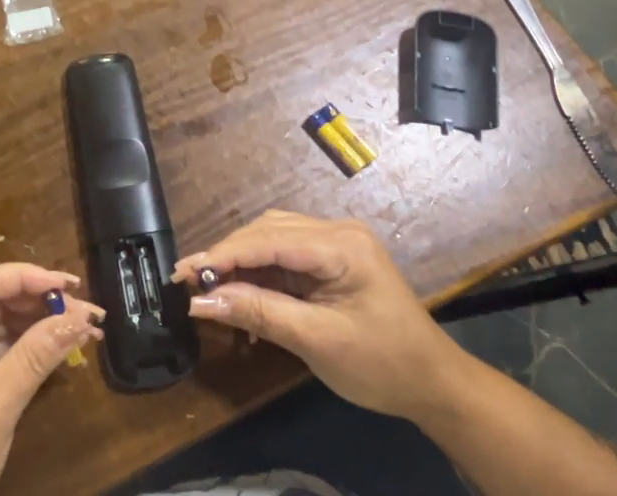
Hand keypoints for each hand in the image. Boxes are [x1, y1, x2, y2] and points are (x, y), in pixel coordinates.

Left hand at [0, 264, 103, 495]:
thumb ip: (35, 358)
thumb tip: (79, 317)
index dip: (28, 277)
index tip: (70, 286)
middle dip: (42, 300)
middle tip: (89, 312)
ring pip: (2, 321)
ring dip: (42, 321)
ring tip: (86, 327)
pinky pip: (1, 346)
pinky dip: (32, 344)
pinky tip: (62, 347)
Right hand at [171, 211, 463, 422]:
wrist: (434, 384)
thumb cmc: (382, 364)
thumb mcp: (317, 341)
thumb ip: (259, 312)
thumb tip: (200, 301)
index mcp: (341, 244)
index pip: (268, 240)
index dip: (221, 255)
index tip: (182, 273)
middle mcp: (337, 231)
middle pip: (266, 232)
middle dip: (226, 256)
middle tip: (186, 282)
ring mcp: (336, 244)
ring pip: (271, 240)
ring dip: (239, 263)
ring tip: (206, 288)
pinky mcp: (332, 261)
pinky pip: (284, 258)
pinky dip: (259, 275)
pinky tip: (239, 296)